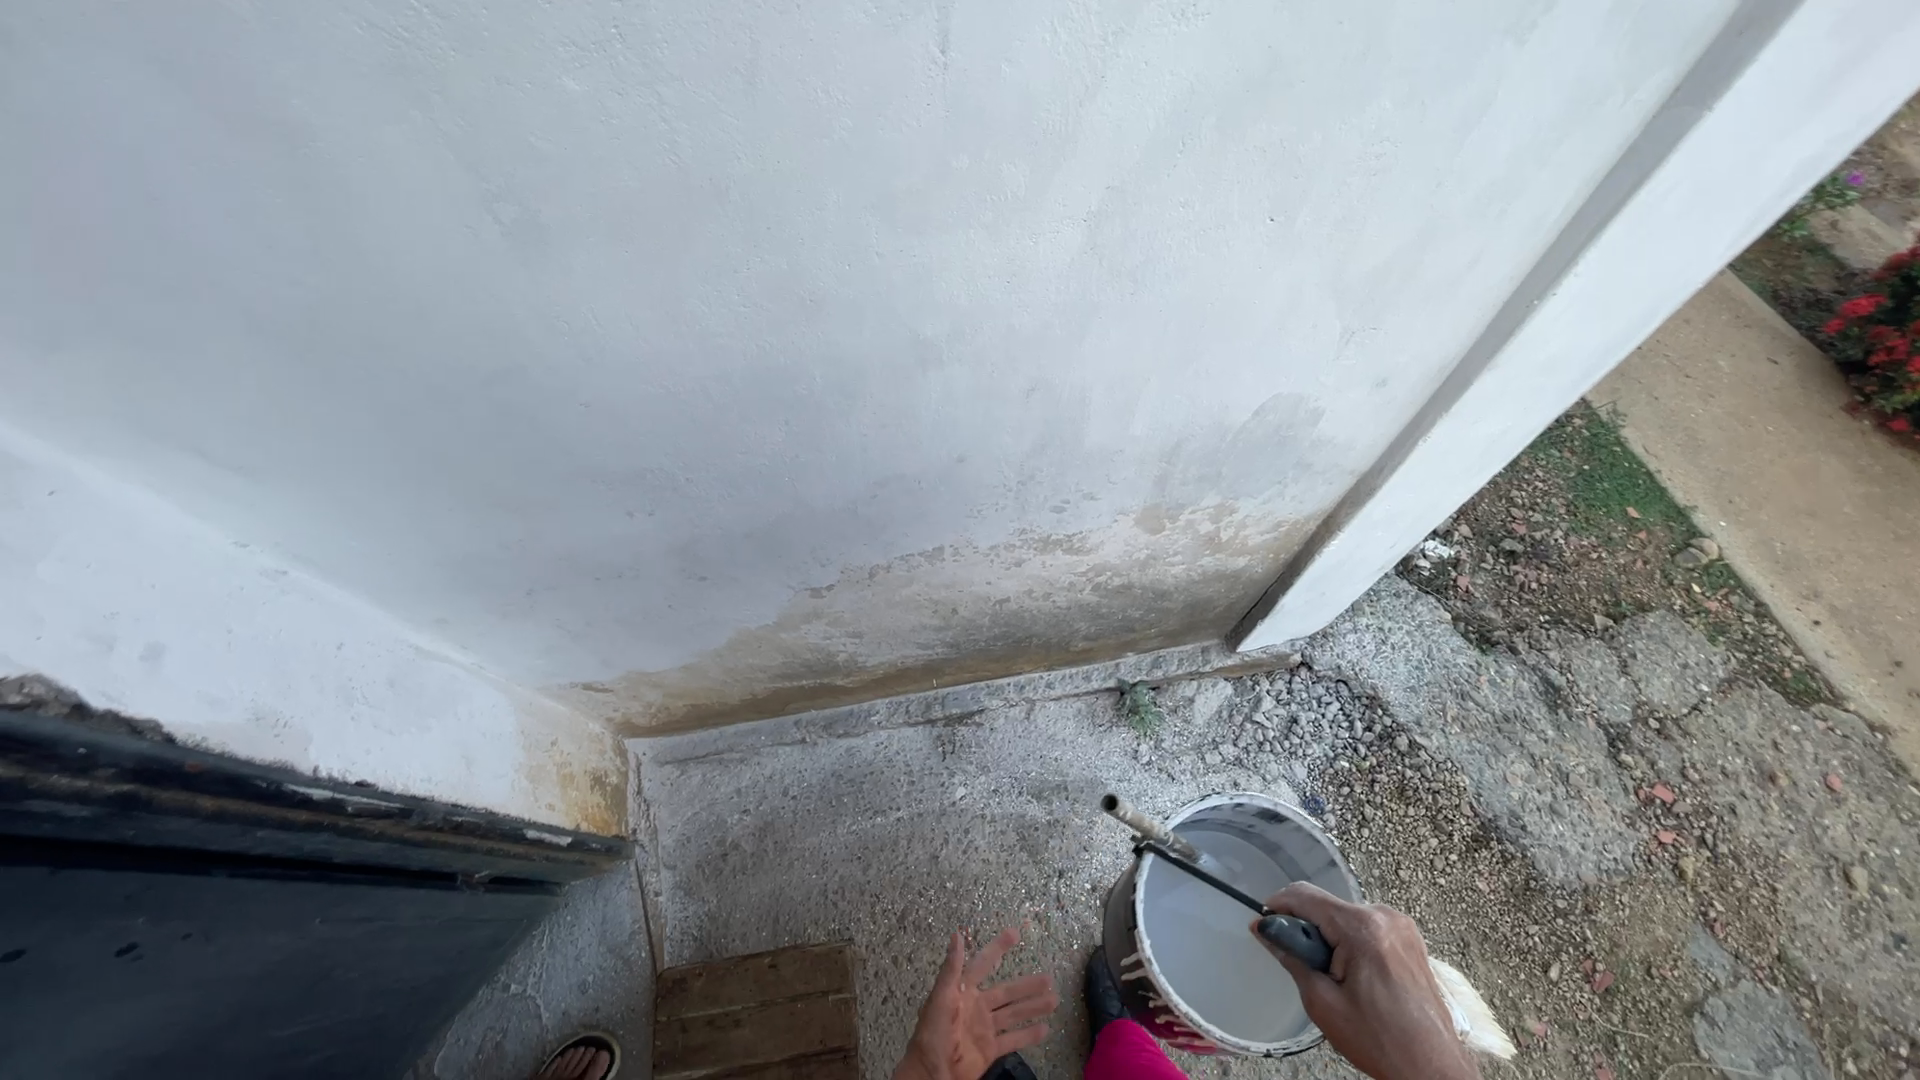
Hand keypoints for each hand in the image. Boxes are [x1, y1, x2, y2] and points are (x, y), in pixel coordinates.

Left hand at [893, 927, 1058, 1079]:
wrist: (932, 1073)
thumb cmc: (933, 1032)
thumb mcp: (941, 997)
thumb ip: (951, 968)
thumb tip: (957, 934)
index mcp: (963, 990)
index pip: (984, 963)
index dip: (998, 947)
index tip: (1015, 933)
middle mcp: (977, 1006)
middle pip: (1006, 991)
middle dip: (1027, 984)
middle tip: (1048, 978)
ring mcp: (984, 1028)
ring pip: (1013, 1014)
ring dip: (1033, 1006)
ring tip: (1054, 999)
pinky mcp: (989, 1049)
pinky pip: (1012, 1039)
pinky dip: (1029, 1035)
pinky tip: (1045, 1029)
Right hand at [1252, 884, 1477, 1079]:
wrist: (1434, 1071)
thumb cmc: (1378, 1041)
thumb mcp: (1322, 1002)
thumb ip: (1291, 957)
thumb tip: (1261, 928)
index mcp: (1363, 928)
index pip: (1304, 895)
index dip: (1277, 907)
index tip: (1263, 926)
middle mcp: (1384, 916)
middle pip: (1325, 904)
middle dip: (1305, 927)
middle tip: (1302, 963)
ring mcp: (1402, 925)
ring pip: (1344, 914)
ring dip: (1328, 934)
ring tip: (1332, 975)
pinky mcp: (1410, 938)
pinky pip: (1365, 925)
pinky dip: (1350, 939)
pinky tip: (1354, 973)